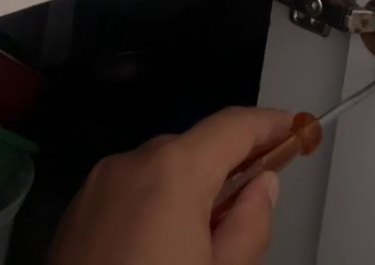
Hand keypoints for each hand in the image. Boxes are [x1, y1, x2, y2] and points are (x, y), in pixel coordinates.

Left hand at [48, 106, 289, 264]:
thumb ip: (250, 224)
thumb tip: (263, 185)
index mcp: (174, 169)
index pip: (235, 125)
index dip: (271, 124)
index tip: (298, 129)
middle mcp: (133, 161)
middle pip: (197, 148)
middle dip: (228, 169)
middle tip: (252, 208)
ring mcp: (99, 184)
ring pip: (162, 169)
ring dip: (191, 189)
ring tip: (202, 242)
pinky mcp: (75, 211)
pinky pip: (131, 190)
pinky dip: (155, 204)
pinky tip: (159, 250)